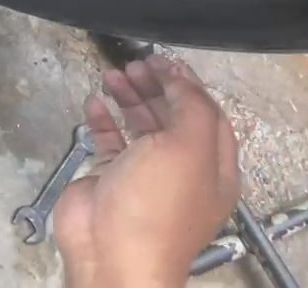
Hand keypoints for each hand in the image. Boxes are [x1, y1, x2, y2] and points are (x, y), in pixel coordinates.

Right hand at [53, 57, 241, 287]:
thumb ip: (190, 108)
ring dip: (130, 97)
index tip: (163, 58)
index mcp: (213, 169)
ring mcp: (145, 174)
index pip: (209, 116)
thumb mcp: (187, 149)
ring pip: (142, 126)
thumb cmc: (157, 201)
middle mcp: (183, 170)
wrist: (113, 248)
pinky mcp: (112, 176)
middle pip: (174, 117)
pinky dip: (104, 118)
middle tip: (135, 62)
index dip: (189, 85)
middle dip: (158, 86)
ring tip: (113, 74)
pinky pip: (110, 140)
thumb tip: (179, 76)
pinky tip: (94, 102)